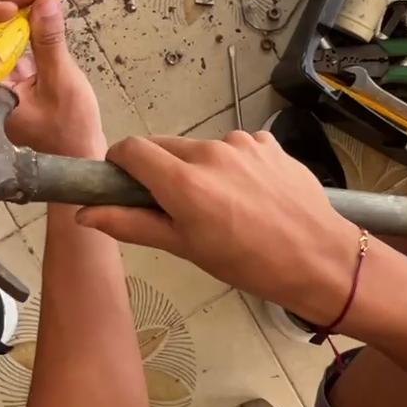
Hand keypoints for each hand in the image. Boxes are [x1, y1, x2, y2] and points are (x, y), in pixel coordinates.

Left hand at [0, 0, 105, 158]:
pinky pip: (17, 37)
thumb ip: (50, 43)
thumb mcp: (62, 84)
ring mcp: (3, 73)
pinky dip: (29, 16)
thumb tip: (43, 1)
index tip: (16, 6)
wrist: (81, 157)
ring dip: (17, 0)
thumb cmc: (69, 132)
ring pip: (0, 29)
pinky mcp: (20, 70)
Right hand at [76, 132, 361, 323]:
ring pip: (201, 148)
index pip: (132, 148)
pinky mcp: (268, 142)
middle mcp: (211, 151)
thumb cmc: (250, 264)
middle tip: (176, 207)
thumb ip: (132, 225)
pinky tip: (250, 193)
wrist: (321, 260)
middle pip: (165, 147)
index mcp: (185, 181)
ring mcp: (243, 143)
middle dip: (160, 170)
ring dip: (199, 169)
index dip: (120, 163)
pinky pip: (235, 147)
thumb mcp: (186, 248)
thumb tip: (85, 214)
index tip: (122, 181)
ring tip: (223, 206)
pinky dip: (232, 165)